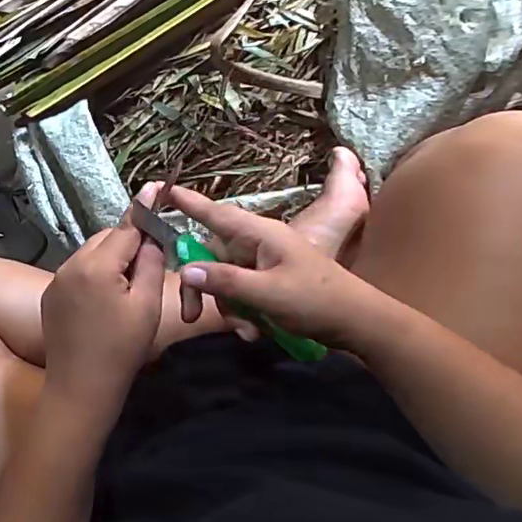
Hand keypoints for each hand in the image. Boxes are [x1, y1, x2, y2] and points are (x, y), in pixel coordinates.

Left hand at [38, 198, 166, 437]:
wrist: (80, 387)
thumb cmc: (122, 350)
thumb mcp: (147, 306)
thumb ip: (151, 263)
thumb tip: (152, 234)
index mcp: (97, 266)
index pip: (126, 227)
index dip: (144, 208)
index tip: (157, 186)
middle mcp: (71, 265)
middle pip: (107, 238)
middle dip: (129, 242)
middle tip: (150, 266)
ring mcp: (57, 279)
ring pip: (92, 252)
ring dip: (111, 258)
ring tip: (128, 287)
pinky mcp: (50, 294)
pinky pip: (78, 270)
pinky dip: (95, 273)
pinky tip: (105, 299)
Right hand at [164, 185, 388, 351]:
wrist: (358, 324)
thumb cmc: (317, 300)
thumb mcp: (268, 293)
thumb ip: (225, 281)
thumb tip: (187, 271)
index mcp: (260, 234)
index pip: (216, 213)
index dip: (188, 203)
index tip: (163, 189)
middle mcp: (257, 244)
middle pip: (211, 257)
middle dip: (203, 288)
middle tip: (191, 315)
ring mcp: (263, 264)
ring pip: (223, 280)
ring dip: (228, 306)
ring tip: (247, 330)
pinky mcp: (268, 282)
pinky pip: (239, 293)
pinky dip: (242, 312)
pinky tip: (255, 331)